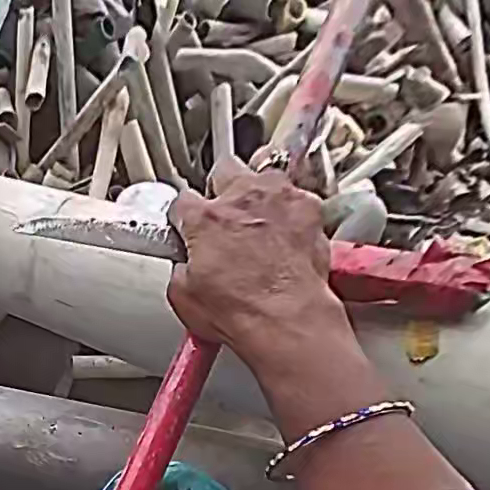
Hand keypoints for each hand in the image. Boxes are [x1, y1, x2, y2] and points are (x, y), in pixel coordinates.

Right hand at [168, 158, 358, 356]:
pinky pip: (295, 198)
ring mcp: (280, 198)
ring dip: (256, 195)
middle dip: (219, 189)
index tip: (184, 228)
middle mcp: (243, 197)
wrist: (285, 318)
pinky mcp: (309, 209)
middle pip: (224, 170)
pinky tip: (282, 237)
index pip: (182, 201)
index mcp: (205, 218)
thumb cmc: (239, 310)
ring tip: (254, 223)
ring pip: (264, 176)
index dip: (181, 217)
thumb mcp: (183, 297)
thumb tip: (184, 265)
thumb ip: (180, 268)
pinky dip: (287, 213)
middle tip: (220, 216)